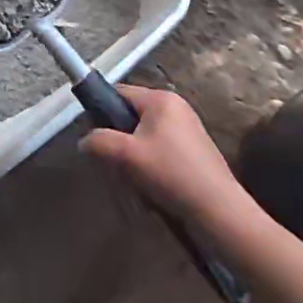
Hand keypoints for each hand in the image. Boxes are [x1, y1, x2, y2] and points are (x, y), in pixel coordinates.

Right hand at [80, 85, 242, 219]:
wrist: (218, 209)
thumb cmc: (171, 173)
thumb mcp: (127, 156)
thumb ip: (99, 142)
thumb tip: (84, 141)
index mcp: (161, 99)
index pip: (119, 92)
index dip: (102, 111)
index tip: (95, 135)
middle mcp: (176, 106)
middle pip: (132, 114)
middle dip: (120, 137)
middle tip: (116, 160)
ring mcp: (188, 127)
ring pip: (145, 133)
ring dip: (134, 152)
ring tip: (135, 175)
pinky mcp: (195, 148)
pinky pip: (161, 146)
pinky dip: (151, 161)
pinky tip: (153, 182)